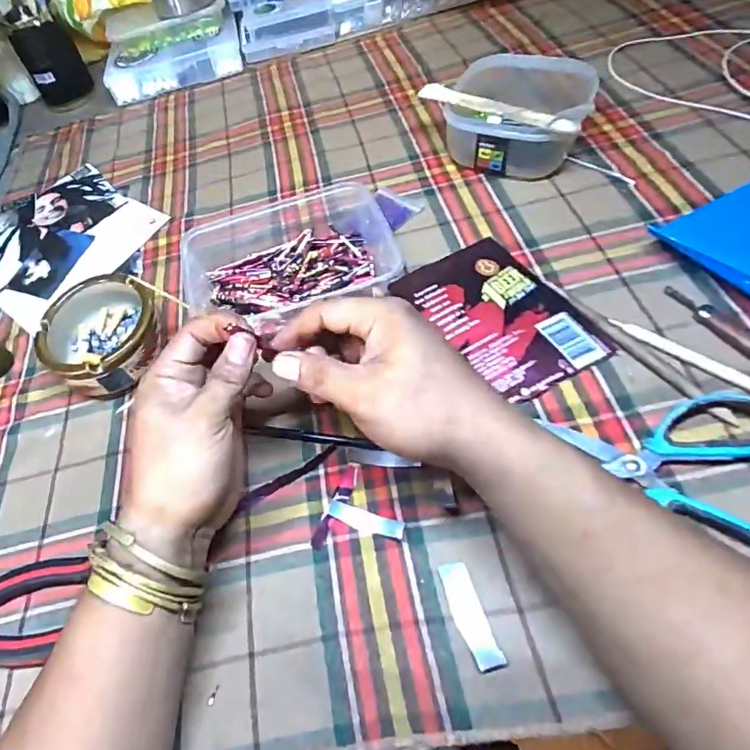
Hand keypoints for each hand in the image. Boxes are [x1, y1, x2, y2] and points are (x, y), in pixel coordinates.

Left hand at [121, 314, 262, 566]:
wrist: (178, 522)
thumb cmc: (182, 466)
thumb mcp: (205, 417)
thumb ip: (227, 376)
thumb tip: (245, 336)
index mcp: (165, 375)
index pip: (193, 334)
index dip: (222, 325)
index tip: (254, 328)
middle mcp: (181, 382)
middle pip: (211, 347)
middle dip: (239, 342)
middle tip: (270, 344)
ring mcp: (200, 400)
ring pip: (226, 368)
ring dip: (248, 364)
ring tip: (269, 367)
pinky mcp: (218, 418)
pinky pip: (235, 391)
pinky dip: (250, 387)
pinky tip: (264, 393)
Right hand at [267, 297, 522, 468]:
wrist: (481, 439)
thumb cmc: (419, 410)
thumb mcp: (361, 394)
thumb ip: (317, 374)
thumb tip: (279, 361)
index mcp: (380, 313)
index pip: (322, 310)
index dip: (291, 331)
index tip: (268, 354)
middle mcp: (390, 318)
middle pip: (335, 324)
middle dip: (309, 348)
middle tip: (289, 376)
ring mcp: (401, 339)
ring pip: (348, 343)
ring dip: (326, 364)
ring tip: (311, 391)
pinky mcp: (406, 360)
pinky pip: (365, 358)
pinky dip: (345, 372)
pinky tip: (335, 395)